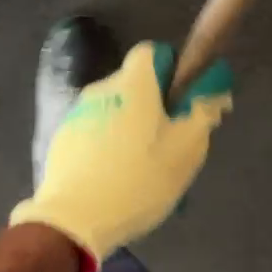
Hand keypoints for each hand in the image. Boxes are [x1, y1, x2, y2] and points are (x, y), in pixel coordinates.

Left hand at [11, 43, 231, 271]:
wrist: (74, 219)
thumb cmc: (138, 181)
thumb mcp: (187, 149)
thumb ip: (203, 112)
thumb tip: (211, 90)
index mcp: (132, 85)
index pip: (152, 52)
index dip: (171, 70)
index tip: (180, 102)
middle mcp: (99, 91)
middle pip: (133, 86)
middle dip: (152, 108)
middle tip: (167, 145)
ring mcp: (74, 116)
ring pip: (113, 113)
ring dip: (129, 131)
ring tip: (140, 170)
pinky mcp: (60, 141)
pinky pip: (93, 134)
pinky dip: (106, 148)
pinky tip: (113, 180)